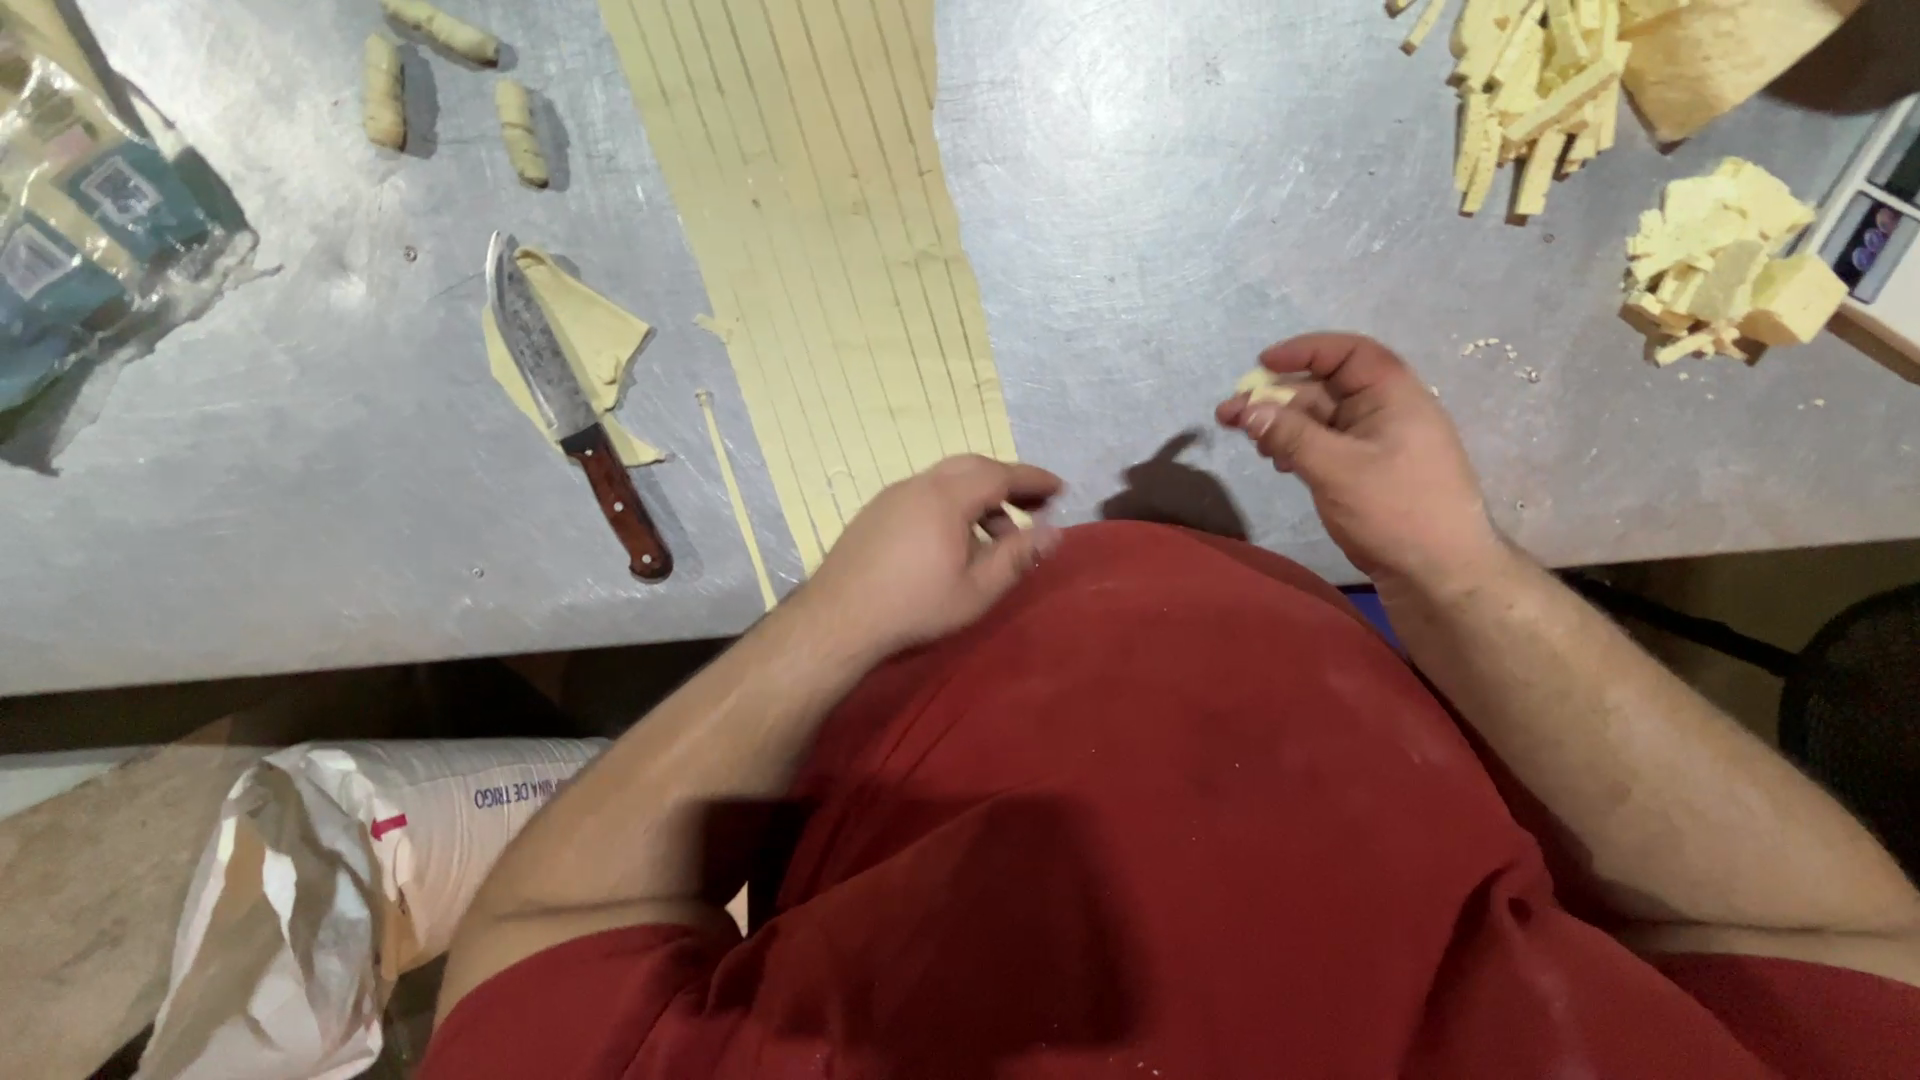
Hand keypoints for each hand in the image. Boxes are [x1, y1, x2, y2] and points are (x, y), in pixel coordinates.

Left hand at [798, 455, 1064, 659]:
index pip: (999, 473)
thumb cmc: (914, 607)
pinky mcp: (875, 512)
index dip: (1032, 479)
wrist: (838, 620)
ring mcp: (891, 496)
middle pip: (971, 467)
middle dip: (1007, 482)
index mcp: (945, 497)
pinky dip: (951, 505)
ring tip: (996, 538)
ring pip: (945, 481)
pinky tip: (954, 542)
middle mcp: (917, 485)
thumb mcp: (976, 590)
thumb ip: (1017, 557)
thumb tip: (1054, 533)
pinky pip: (924, 495)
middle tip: (1033, 507)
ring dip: (978, 498)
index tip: (1059, 489)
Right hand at [1215, 333, 1504, 594]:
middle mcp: (1387, 412)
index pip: (1348, 353)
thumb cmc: (1396, 511)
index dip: (1304, 351)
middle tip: (1230, 414)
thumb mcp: (1336, 469)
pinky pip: (1327, 445)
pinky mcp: (1368, 471)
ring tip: (1251, 444)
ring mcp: (1378, 444)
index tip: (1261, 364)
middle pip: (1326, 388)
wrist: (1440, 573)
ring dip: (1283, 425)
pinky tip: (1278, 463)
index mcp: (1394, 397)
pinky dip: (1298, 448)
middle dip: (1277, 397)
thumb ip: (1290, 436)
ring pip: (1322, 420)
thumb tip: (1247, 410)